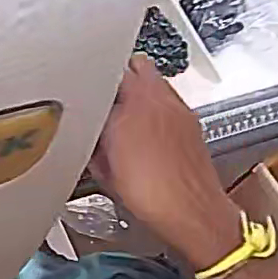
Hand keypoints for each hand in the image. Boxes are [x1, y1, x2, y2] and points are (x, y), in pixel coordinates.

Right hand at [91, 55, 240, 266]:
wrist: (191, 212)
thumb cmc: (150, 196)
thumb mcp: (105, 171)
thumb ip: (94, 143)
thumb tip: (91, 135)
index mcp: (127, 109)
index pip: (105, 78)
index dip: (93, 87)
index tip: (85, 99)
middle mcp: (155, 100)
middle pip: (135, 67)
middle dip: (119, 78)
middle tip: (106, 98)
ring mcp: (177, 108)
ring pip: (155, 80)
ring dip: (140, 91)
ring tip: (126, 117)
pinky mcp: (191, 120)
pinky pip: (169, 101)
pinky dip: (156, 108)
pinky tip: (147, 134)